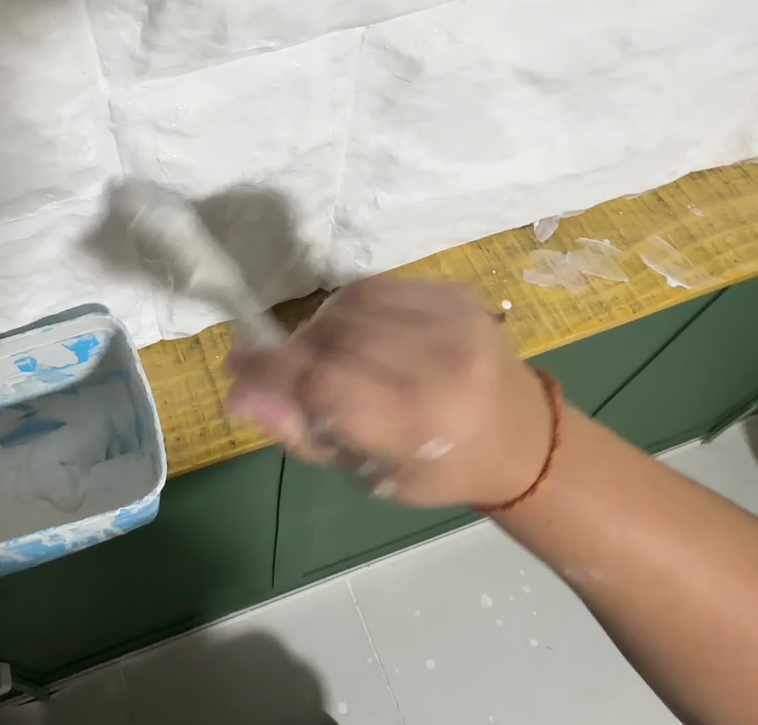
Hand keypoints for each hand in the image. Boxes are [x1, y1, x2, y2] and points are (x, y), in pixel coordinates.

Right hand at [224, 276, 554, 507]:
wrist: (521, 435)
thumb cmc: (436, 467)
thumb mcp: (365, 472)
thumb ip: (299, 430)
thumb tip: (238, 394)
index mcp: (418, 423)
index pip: (323, 383)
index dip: (270, 370)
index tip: (236, 364)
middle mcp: (439, 365)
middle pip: (332, 337)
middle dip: (295, 350)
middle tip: (289, 368)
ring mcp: (452, 321)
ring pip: (349, 305)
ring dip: (321, 326)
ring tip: (327, 352)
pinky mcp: (455, 293)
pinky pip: (375, 284)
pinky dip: (350, 305)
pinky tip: (356, 330)